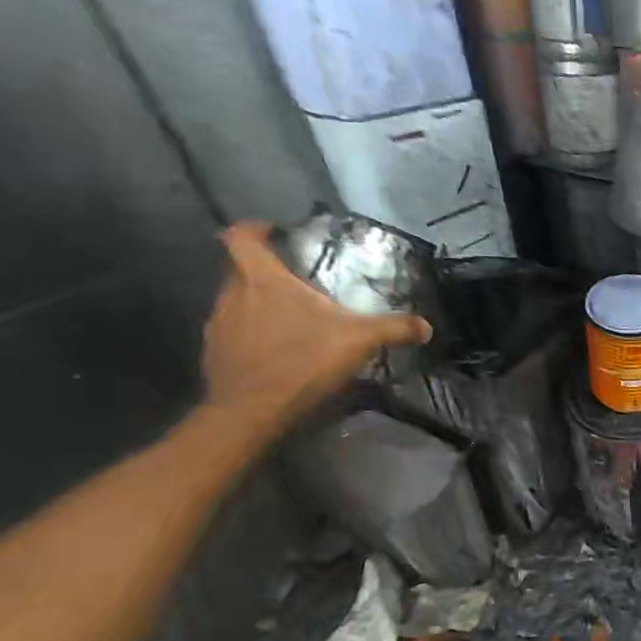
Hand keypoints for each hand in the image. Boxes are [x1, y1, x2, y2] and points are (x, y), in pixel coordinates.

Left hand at [201, 222, 430, 435]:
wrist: (250, 412)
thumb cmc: (301, 361)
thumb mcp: (357, 341)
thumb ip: (392, 329)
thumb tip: (426, 327)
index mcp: (261, 278)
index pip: (241, 236)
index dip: (254, 229)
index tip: (273, 234)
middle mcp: (231, 295)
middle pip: (241, 271)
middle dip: (266, 275)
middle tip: (296, 287)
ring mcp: (217, 327)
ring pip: (236, 304)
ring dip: (257, 308)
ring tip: (288, 324)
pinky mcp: (213, 356)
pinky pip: (232, 336)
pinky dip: (250, 339)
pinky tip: (274, 356)